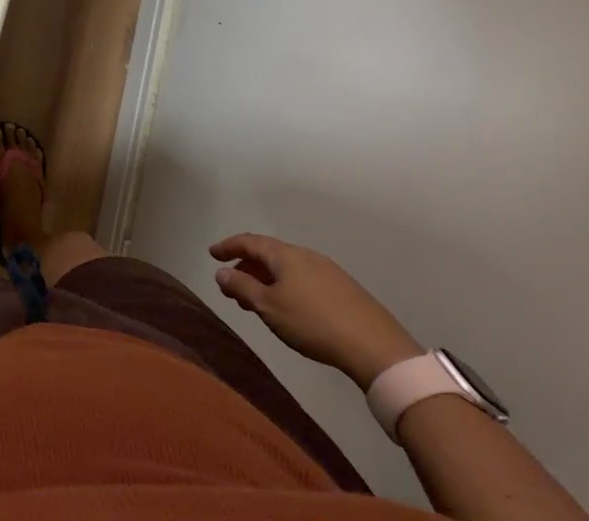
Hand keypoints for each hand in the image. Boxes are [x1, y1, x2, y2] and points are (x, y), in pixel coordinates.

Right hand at [210, 233, 424, 389]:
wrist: (376, 348)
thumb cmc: (312, 322)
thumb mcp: (267, 306)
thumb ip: (241, 286)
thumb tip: (221, 272)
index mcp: (286, 255)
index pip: (249, 241)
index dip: (228, 246)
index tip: (212, 254)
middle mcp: (307, 256)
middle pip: (269, 254)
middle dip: (247, 267)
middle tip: (231, 286)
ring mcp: (330, 272)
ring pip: (288, 269)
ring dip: (266, 280)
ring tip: (256, 302)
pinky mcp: (345, 290)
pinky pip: (304, 279)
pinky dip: (286, 287)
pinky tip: (287, 308)